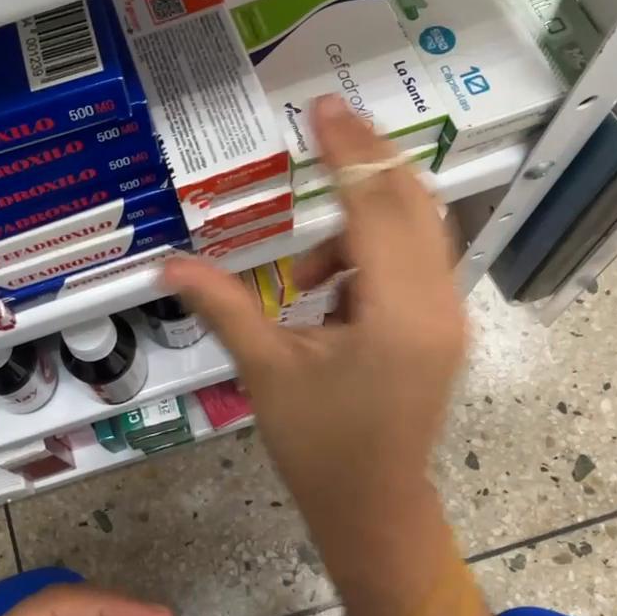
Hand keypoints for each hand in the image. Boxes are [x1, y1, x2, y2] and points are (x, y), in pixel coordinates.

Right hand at [163, 97, 468, 505]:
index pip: (375, 208)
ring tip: (303, 277)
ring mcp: (448, 315)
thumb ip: (224, 306)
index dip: (347, 153)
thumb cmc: (319, 445)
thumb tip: (168, 265)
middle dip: (366, 161)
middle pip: (410, 203)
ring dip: (362, 221)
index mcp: (396, 314)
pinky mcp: (443, 327)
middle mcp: (437, 304)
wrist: (373, 507)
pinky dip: (373, 254)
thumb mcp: (266, 370)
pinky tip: (328, 295)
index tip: (322, 108)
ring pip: (418, 229)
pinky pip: (415, 261)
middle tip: (324, 128)